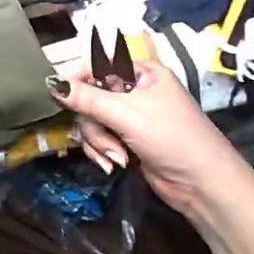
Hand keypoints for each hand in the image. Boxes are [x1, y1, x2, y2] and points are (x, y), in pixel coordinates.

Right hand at [48, 60, 253, 224]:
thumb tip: (50, 83)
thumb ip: (87, 98)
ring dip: (98, 141)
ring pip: (90, 120)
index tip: (59, 97)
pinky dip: (101, 151)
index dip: (76, 82)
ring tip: (118, 158)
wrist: (202, 186)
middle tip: (108, 141)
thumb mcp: (127, 115)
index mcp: (140, 73)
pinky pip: (97, 137)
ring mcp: (128, 115)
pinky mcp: (124, 138)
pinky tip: (115, 165)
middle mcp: (133, 90)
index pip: (95, 67)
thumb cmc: (172, 140)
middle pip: (88, 98)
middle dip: (94, 125)